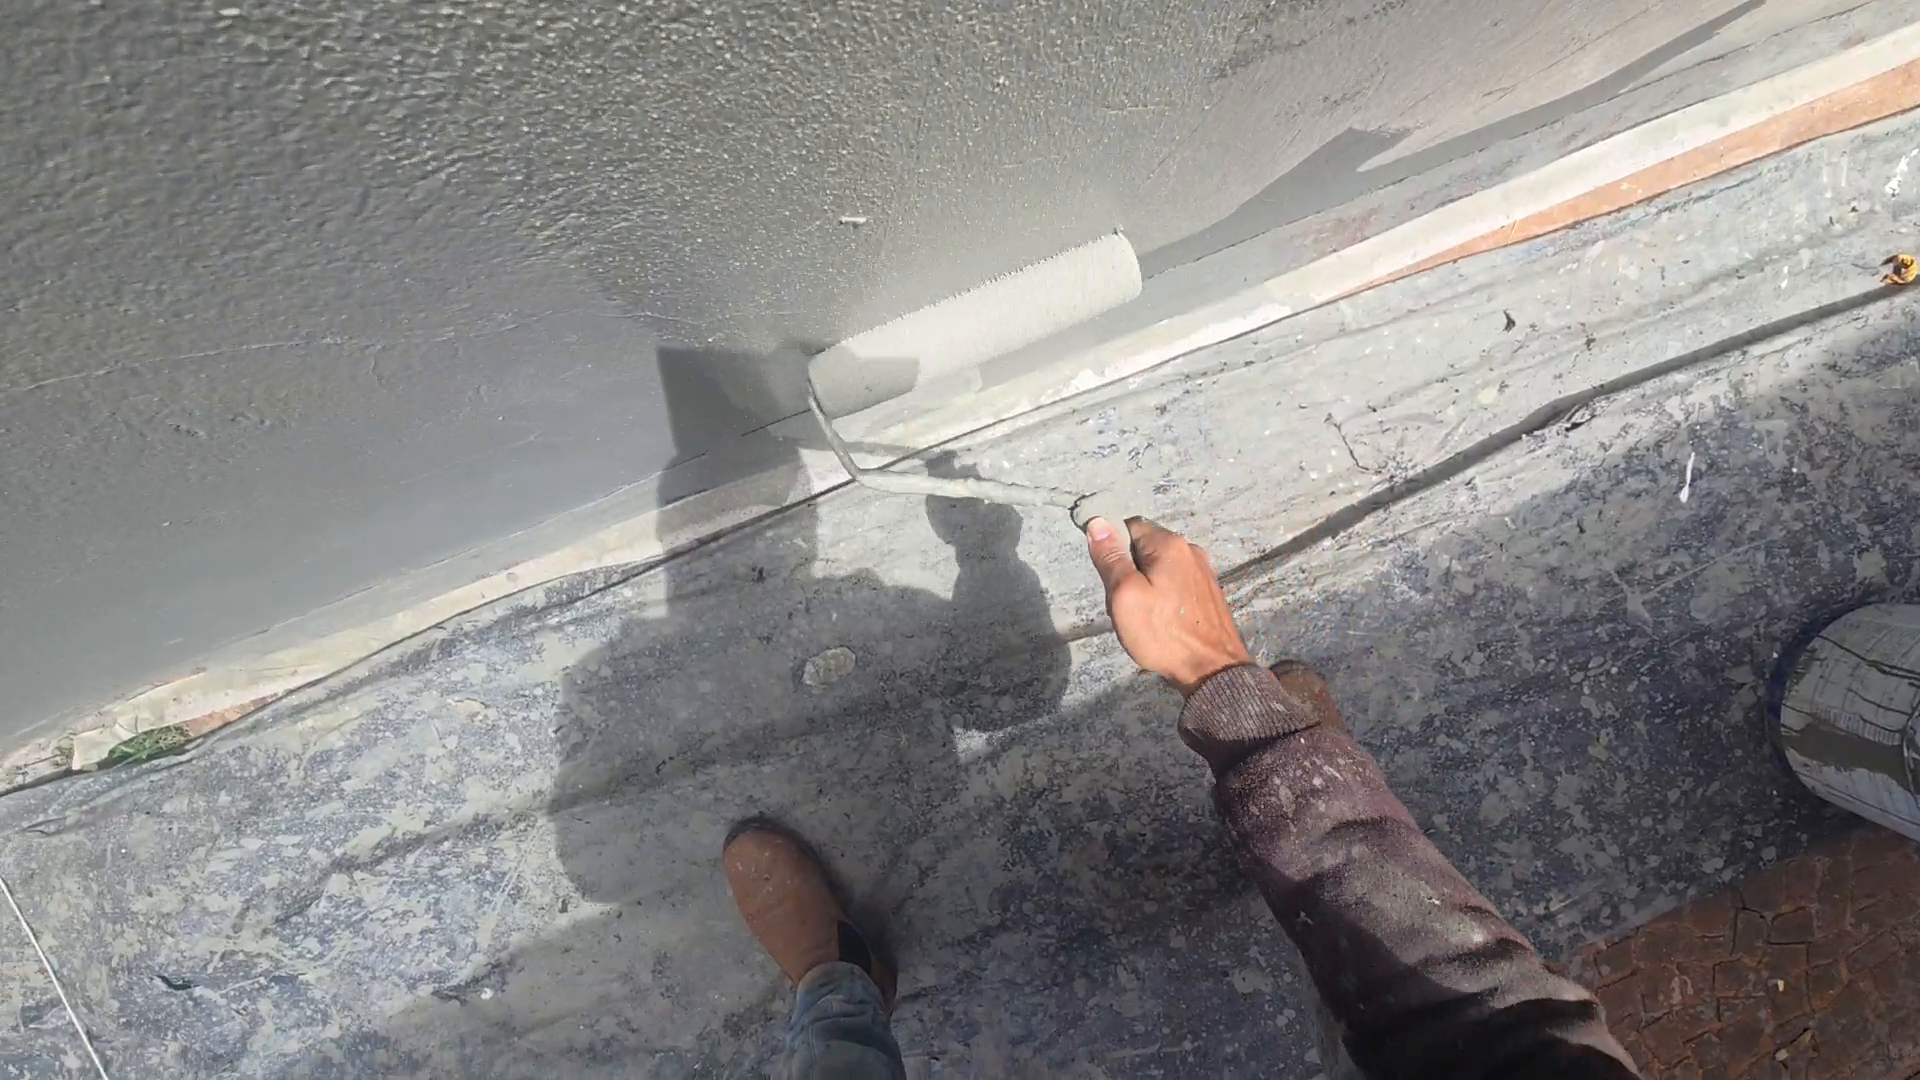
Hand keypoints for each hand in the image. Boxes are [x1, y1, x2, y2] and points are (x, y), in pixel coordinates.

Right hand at [1085, 517, 1252, 696]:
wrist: (1212, 671)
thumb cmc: (1162, 633)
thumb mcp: (1124, 594)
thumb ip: (1110, 558)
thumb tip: (1097, 522)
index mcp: (1169, 544)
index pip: (1128, 526)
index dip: (1112, 548)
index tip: (1109, 577)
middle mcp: (1190, 549)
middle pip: (1144, 547)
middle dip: (1128, 569)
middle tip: (1123, 600)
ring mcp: (1202, 571)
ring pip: (1159, 566)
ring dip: (1144, 583)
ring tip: (1141, 613)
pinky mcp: (1208, 591)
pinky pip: (1175, 581)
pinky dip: (1162, 593)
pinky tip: (1160, 618)